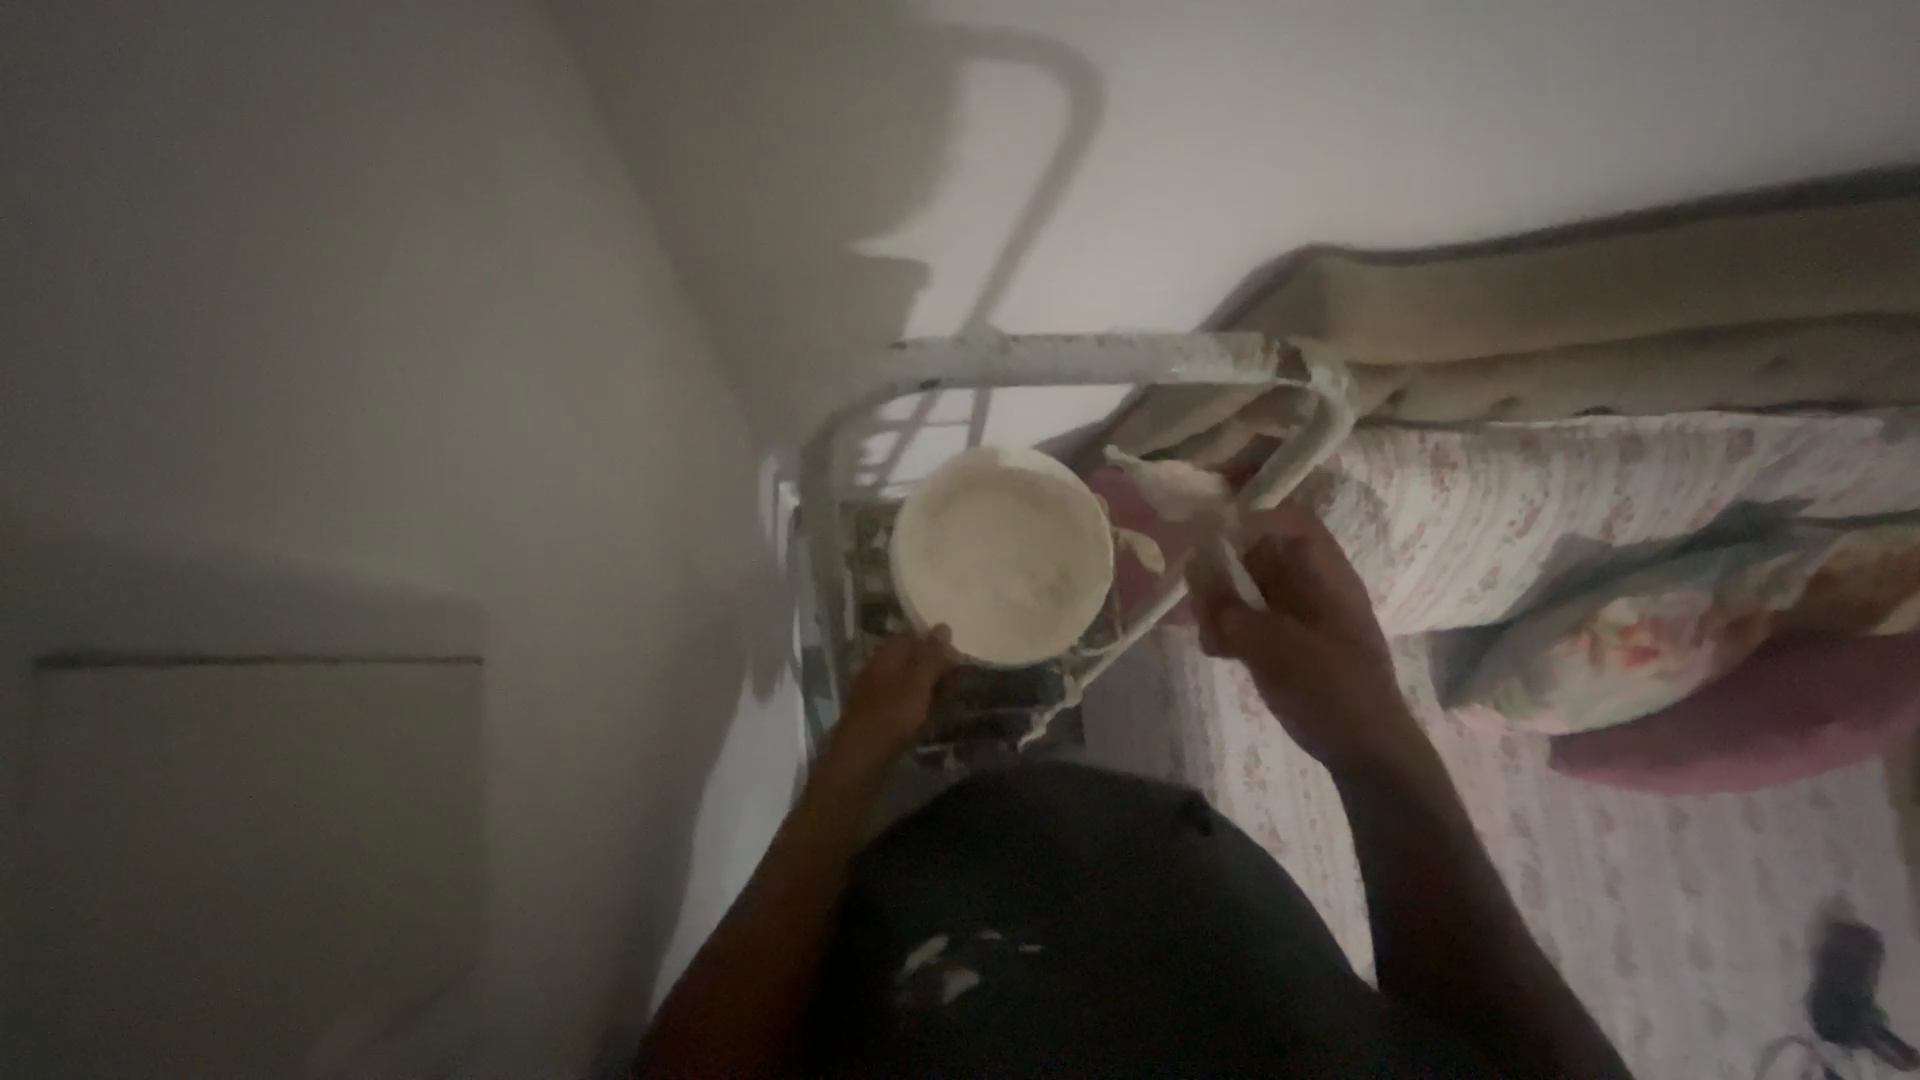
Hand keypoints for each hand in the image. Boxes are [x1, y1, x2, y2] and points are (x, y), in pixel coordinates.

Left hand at [827, 626, 953, 765]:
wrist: (860, 762)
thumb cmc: (891, 716)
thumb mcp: (916, 682)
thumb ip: (930, 655)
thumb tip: (943, 626)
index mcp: (885, 657)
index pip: (909, 637)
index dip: (933, 641)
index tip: (957, 652)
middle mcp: (878, 673)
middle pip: (909, 662)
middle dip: (934, 667)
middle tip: (961, 677)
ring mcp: (876, 699)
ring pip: (908, 686)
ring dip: (930, 690)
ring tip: (954, 698)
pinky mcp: (879, 722)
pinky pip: (905, 708)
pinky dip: (921, 710)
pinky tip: (935, 719)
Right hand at [1189, 501, 1418, 770]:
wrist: (1366, 752)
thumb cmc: (1332, 691)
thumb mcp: (1275, 648)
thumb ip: (1231, 609)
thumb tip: (1195, 572)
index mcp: (1324, 574)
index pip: (1286, 518)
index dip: (1248, 508)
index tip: (1206, 519)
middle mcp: (1309, 585)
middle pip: (1256, 552)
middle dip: (1220, 568)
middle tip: (1197, 596)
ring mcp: (1297, 613)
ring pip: (1246, 587)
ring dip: (1219, 604)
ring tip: (1210, 634)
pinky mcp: (1285, 641)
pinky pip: (1248, 618)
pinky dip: (1228, 628)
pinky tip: (1218, 651)